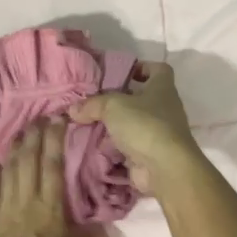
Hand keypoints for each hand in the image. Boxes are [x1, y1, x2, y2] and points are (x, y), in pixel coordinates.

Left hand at [0, 118, 92, 236]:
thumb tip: (110, 228)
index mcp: (52, 208)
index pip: (54, 166)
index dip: (55, 140)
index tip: (58, 120)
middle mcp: (27, 201)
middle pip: (31, 161)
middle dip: (36, 136)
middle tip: (40, 117)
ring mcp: (5, 208)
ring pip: (10, 170)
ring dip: (15, 148)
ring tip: (21, 130)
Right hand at [68, 61, 203, 196]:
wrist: (164, 168)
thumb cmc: (144, 125)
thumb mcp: (113, 106)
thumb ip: (92, 104)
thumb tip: (73, 109)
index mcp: (162, 88)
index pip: (158, 69)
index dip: (142, 67)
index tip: (121, 72)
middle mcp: (164, 109)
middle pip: (140, 99)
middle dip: (118, 100)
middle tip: (93, 101)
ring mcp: (158, 133)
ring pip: (132, 124)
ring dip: (114, 126)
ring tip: (88, 124)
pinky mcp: (149, 155)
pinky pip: (128, 147)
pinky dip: (113, 148)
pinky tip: (94, 147)